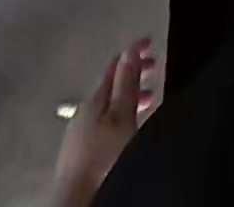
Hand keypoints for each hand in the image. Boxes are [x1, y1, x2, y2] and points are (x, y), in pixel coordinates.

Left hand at [50, 39, 154, 206]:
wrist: (78, 201)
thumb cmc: (104, 155)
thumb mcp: (122, 116)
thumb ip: (126, 83)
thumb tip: (130, 48)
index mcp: (95, 98)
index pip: (115, 64)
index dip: (133, 50)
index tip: (150, 41)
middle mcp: (85, 111)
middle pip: (111, 84)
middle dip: (133, 72)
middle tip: (155, 67)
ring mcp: (80, 133)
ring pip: (109, 105)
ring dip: (130, 96)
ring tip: (149, 99)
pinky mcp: (81, 153)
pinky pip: (105, 122)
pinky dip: (121, 115)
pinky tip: (128, 128)